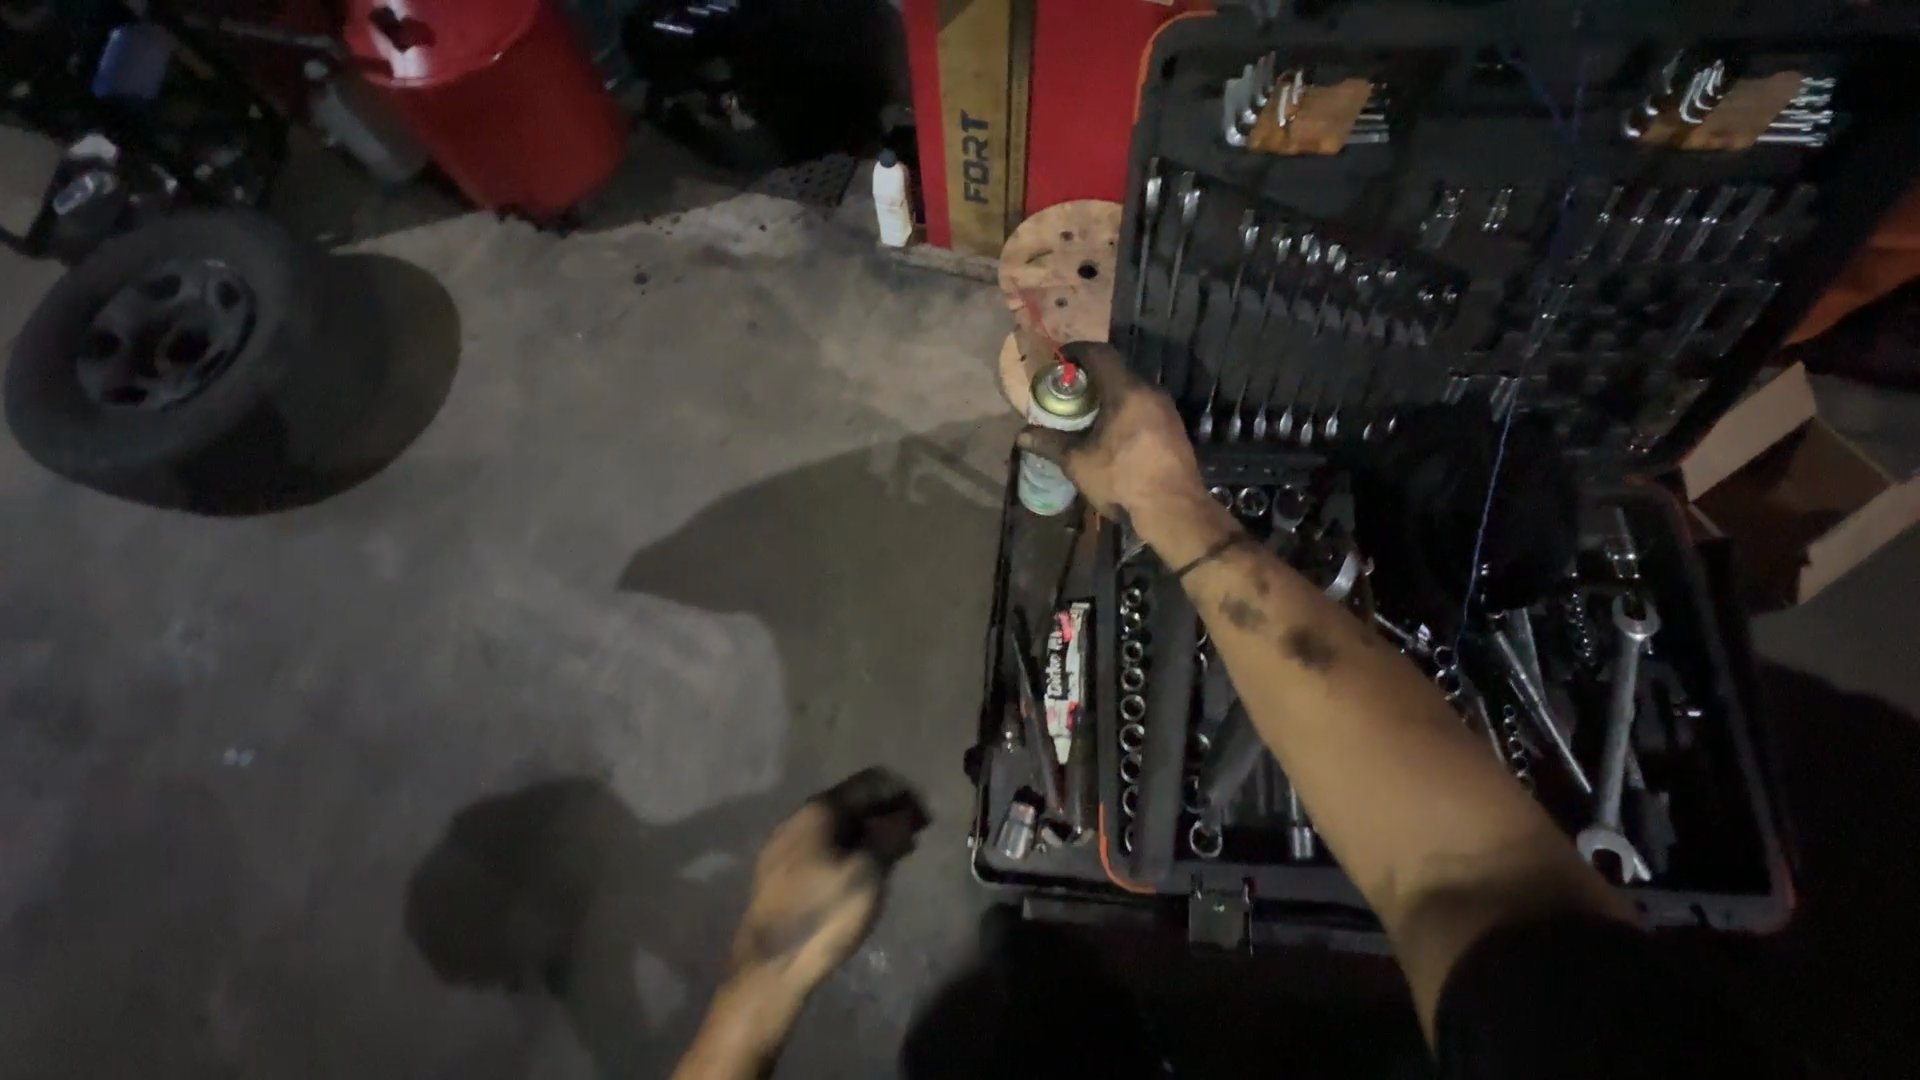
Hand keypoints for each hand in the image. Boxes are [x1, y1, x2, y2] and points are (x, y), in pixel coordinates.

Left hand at [729, 769, 926, 993]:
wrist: (767, 970)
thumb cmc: (823, 915)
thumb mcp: (868, 873)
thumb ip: (890, 835)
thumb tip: (904, 814)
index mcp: (819, 809)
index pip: (871, 782)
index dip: (904, 795)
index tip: (925, 821)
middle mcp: (799, 817)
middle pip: (852, 802)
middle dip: (886, 815)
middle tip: (913, 840)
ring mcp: (785, 846)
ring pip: (837, 827)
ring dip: (868, 835)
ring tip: (893, 858)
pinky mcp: (779, 873)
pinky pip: (823, 847)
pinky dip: (849, 851)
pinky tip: (861, 874)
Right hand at [1016, 341, 1207, 532]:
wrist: (1173, 509)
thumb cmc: (1122, 479)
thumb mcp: (1079, 462)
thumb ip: (1051, 444)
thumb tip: (1022, 436)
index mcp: (1126, 392)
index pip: (1100, 354)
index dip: (1077, 351)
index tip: (1060, 359)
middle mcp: (1150, 392)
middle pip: (1117, 372)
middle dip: (1091, 377)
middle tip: (1069, 391)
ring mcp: (1166, 411)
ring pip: (1132, 391)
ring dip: (1109, 396)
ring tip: (1087, 415)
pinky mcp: (1174, 429)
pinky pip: (1145, 409)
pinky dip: (1125, 412)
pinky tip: (1112, 435)